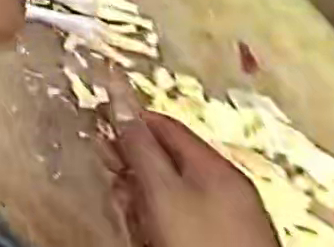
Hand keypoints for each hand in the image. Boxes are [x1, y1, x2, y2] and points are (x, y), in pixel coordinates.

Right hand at [106, 113, 280, 246]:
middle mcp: (229, 187)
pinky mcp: (229, 244)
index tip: (99, 130)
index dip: (129, 121)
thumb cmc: (197, 244)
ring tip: (130, 211)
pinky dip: (164, 218)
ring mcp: (234, 220)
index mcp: (216, 166)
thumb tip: (119, 100)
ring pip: (177, 190)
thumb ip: (139, 145)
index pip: (164, 124)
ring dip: (146, 194)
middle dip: (136, 163)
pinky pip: (189, 217)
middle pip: (171, 158)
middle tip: (111, 177)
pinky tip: (150, 233)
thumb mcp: (161, 192)